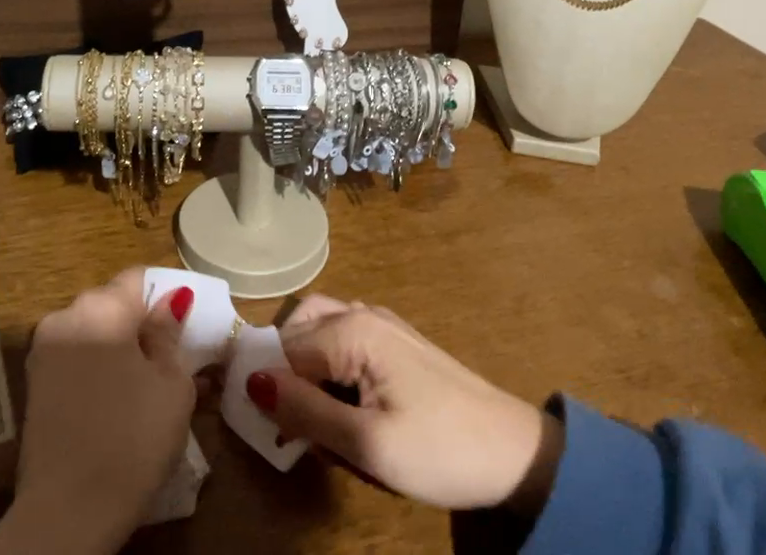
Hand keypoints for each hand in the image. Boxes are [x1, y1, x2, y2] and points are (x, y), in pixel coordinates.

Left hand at [0, 269, 195, 554]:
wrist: (68, 509)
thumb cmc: (133, 438)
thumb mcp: (172, 384)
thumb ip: (168, 334)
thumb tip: (169, 302)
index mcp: (100, 308)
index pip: (138, 278)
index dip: (165, 295)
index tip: (184, 325)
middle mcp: (64, 317)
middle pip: (111, 303)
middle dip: (140, 322)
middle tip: (171, 358)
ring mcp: (43, 352)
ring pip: (92, 332)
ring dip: (118, 347)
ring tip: (147, 385)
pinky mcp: (33, 384)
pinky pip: (75, 359)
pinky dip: (97, 369)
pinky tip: (118, 402)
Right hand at [246, 297, 563, 511]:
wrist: (515, 454)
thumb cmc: (440, 450)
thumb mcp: (367, 443)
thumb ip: (305, 411)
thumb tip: (250, 381)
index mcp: (351, 330)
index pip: (279, 349)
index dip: (268, 389)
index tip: (274, 433)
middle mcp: (361, 313)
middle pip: (294, 334)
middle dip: (289, 380)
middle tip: (302, 431)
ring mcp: (381, 325)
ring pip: (317, 338)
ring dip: (309, 378)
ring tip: (324, 426)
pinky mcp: (395, 344)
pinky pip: (343, 347)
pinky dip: (332, 376)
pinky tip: (350, 416)